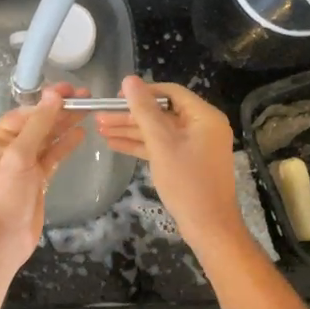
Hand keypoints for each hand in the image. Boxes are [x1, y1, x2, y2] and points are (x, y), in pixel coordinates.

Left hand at [0, 82, 88, 273]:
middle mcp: (8, 148)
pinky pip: (53, 156)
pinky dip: (65, 145)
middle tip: (85, 97)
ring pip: (48, 138)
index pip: (25, 113)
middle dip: (60, 110)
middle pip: (38, 123)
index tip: (69, 89)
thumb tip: (54, 95)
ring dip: (66, 125)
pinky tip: (80, 134)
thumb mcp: (19, 157)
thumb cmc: (6, 196)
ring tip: (88, 110)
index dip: (47, 101)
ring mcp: (24, 164)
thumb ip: (38, 125)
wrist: (4, 240)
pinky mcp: (37, 178)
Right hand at [94, 76, 243, 252]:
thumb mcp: (161, 144)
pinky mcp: (188, 162)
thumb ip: (144, 110)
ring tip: (100, 130)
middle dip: (130, 115)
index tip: (115, 96)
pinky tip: (114, 144)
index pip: (170, 92)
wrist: (210, 228)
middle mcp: (203, 126)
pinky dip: (141, 145)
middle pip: (161, 112)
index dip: (142, 92)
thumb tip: (129, 80)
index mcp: (204, 116)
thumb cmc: (187, 182)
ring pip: (159, 131)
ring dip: (131, 131)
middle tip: (100, 117)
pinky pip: (162, 146)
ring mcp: (195, 145)